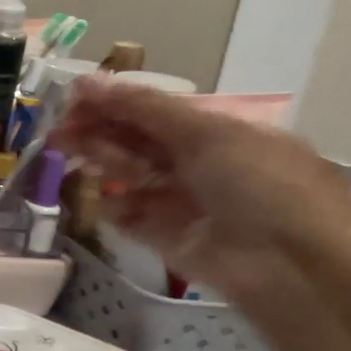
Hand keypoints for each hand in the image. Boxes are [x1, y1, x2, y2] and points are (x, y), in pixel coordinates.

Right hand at [51, 77, 350, 296]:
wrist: (292, 268)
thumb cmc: (260, 186)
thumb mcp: (206, 133)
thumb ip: (141, 107)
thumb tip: (84, 82)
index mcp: (223, 136)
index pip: (157, 112)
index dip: (115, 102)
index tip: (72, 97)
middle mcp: (204, 166)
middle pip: (138, 141)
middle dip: (98, 129)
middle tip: (58, 127)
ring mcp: (183, 202)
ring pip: (128, 173)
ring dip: (97, 158)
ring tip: (63, 149)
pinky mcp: (166, 237)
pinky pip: (128, 214)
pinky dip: (110, 203)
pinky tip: (99, 194)